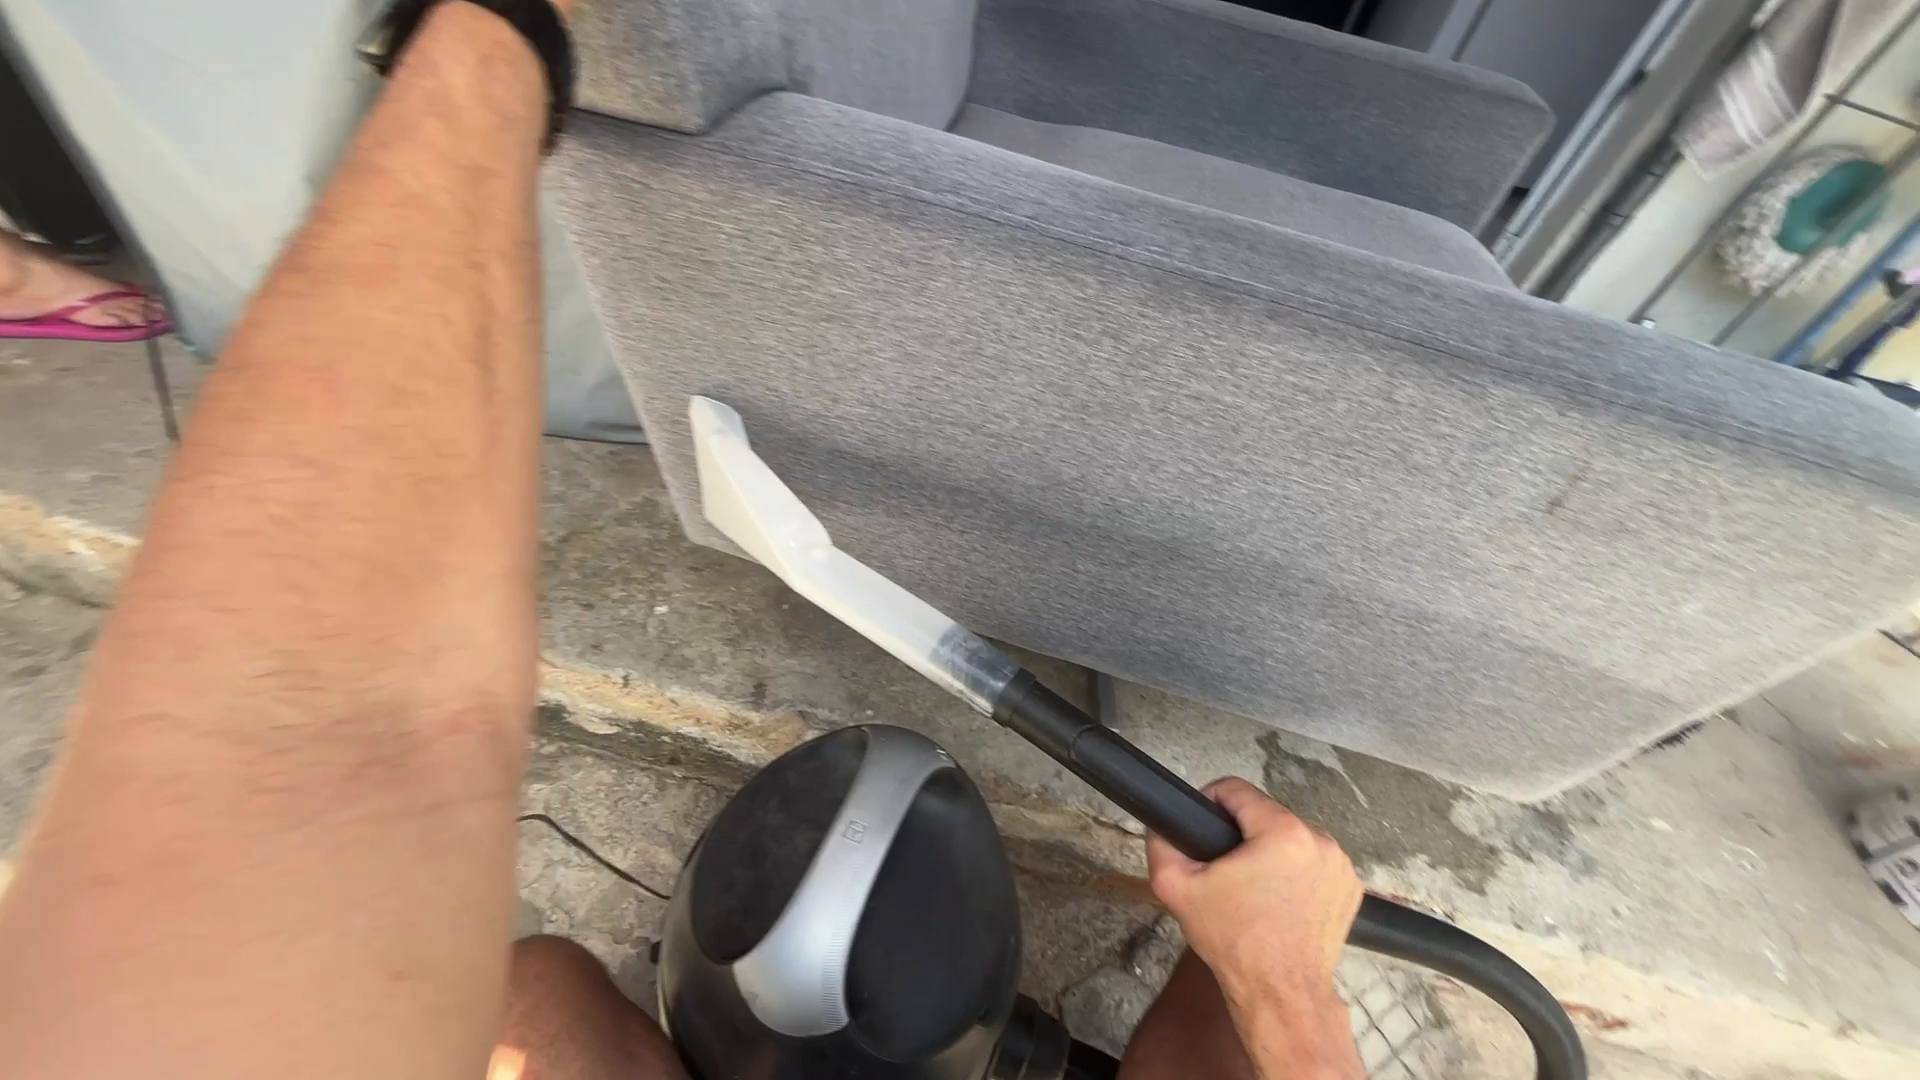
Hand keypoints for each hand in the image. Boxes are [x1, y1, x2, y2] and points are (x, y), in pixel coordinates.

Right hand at [1147, 778, 1363, 1007]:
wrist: (1281, 995)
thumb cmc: (1234, 941)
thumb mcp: (1175, 888)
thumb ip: (1162, 844)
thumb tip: (1163, 826)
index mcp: (1281, 832)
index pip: (1235, 789)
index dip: (1209, 803)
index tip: (1202, 831)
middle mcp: (1319, 840)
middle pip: (1264, 813)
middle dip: (1240, 833)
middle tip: (1224, 868)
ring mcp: (1339, 864)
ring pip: (1288, 835)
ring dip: (1268, 850)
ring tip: (1252, 885)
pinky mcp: (1350, 886)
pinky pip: (1311, 859)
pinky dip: (1294, 870)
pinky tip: (1278, 897)